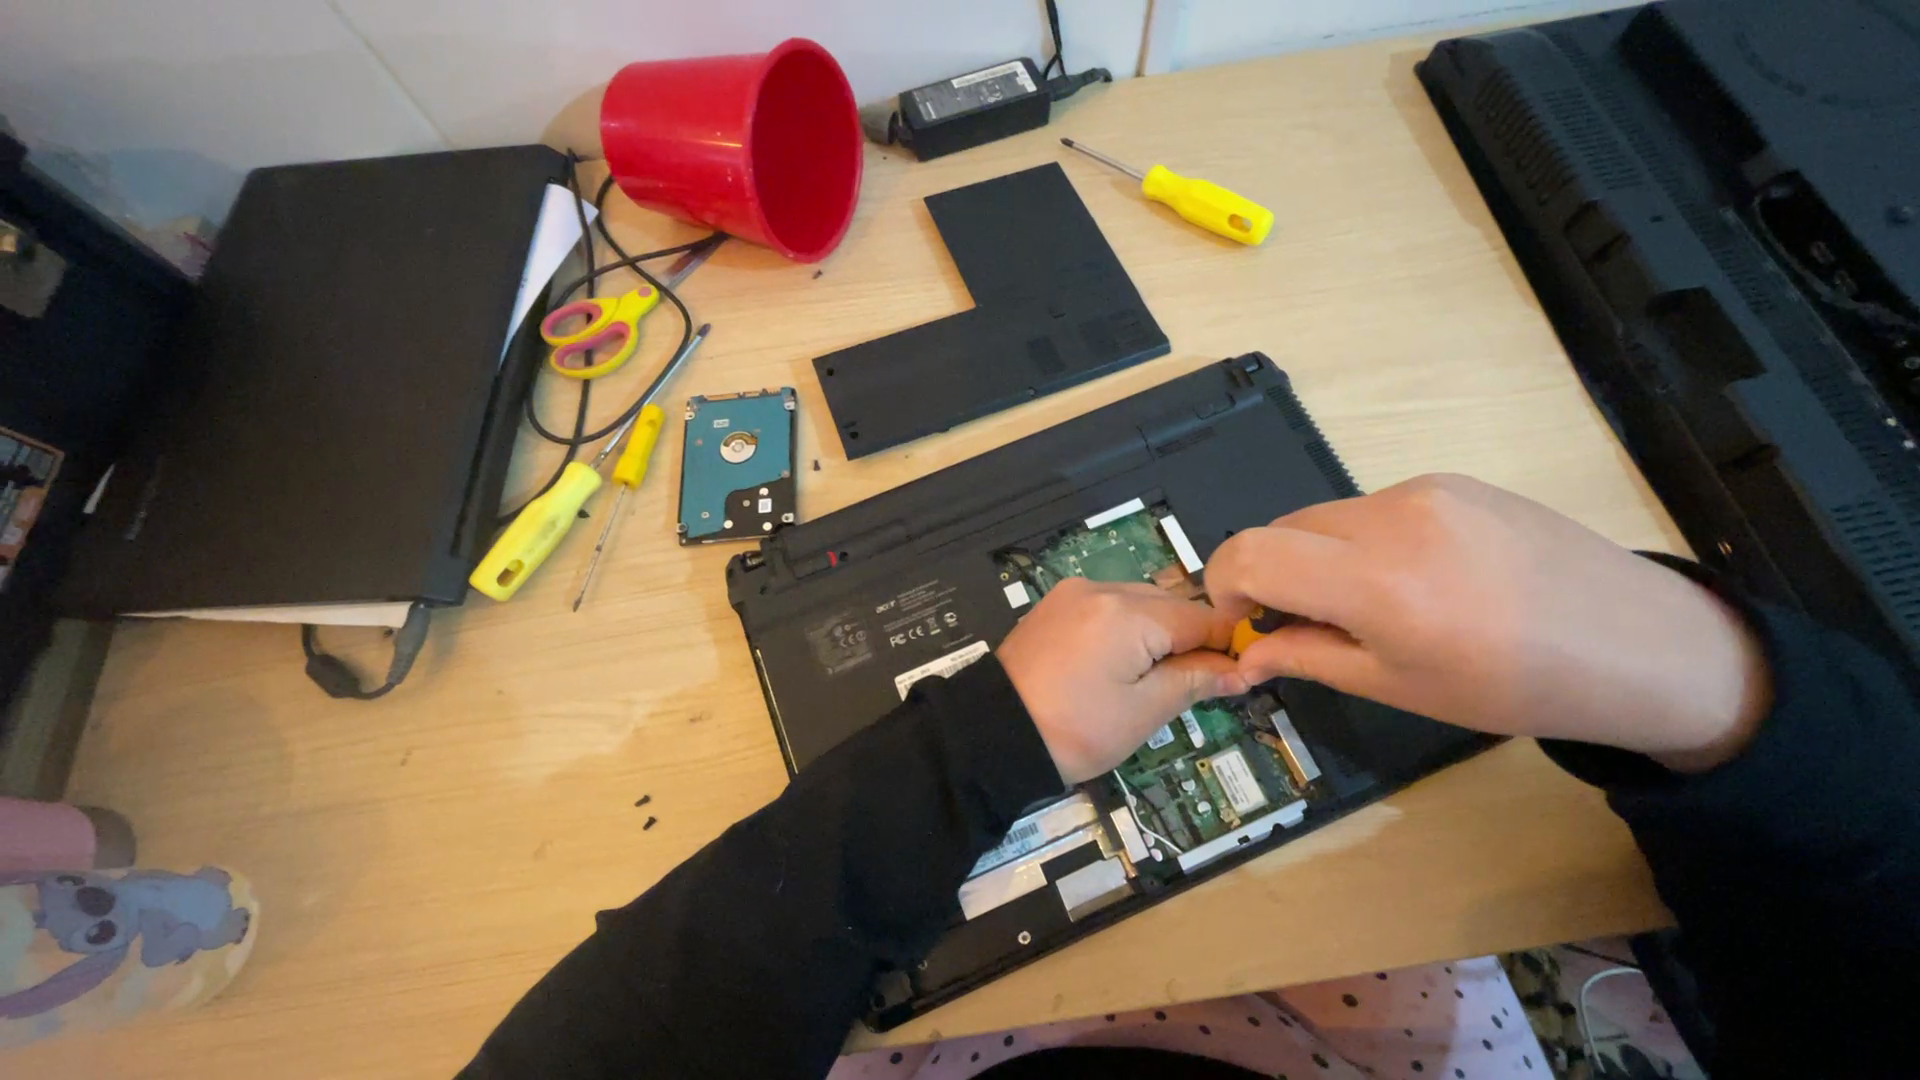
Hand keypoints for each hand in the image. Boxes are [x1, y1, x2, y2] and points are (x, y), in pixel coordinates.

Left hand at [998, 578, 1247, 783]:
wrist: (993, 733)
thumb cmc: (1076, 730)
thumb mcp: (1144, 712)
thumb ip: (1194, 681)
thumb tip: (1241, 670)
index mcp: (1127, 612)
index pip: (1200, 617)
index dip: (1226, 645)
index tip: (1242, 673)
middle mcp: (1101, 588)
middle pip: (1170, 604)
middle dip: (1191, 638)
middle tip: (1199, 683)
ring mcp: (1073, 593)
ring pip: (1139, 602)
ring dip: (1158, 632)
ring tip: (1158, 678)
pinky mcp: (1055, 605)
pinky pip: (1107, 606)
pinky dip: (1126, 628)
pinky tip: (1124, 662)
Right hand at [1203, 474, 1770, 772]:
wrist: (1644, 644)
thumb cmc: (1512, 685)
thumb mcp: (1397, 686)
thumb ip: (1307, 658)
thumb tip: (1246, 652)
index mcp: (1375, 582)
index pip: (1249, 552)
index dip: (1224, 583)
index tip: (1244, 617)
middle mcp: (1390, 517)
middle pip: (1280, 529)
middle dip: (1271, 574)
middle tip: (1300, 621)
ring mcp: (1423, 489)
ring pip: (1323, 517)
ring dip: (1315, 557)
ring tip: (1366, 601)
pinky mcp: (1449, 480)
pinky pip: (1371, 507)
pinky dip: (1360, 541)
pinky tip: (1413, 576)